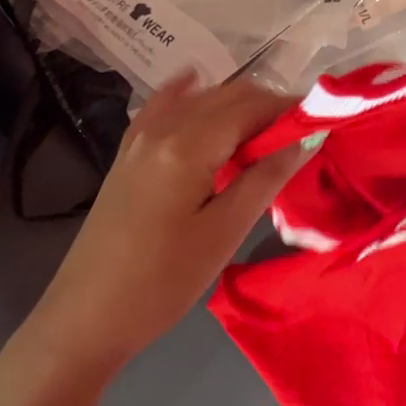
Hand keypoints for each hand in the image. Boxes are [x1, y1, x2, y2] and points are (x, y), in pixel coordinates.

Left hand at [0, 74, 315, 405]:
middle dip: (267, 105)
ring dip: (236, 104)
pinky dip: (190, 94)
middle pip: (227, 95)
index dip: (289, 108)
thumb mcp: (223, 234)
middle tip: (299, 133)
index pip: (251, 106)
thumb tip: (305, 138)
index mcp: (188, 144)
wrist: (85, 319)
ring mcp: (140, 137)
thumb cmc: (162, 282)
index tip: (320, 122)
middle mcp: (163, 127)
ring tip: (265, 132)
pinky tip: (198, 85)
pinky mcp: (127, 153)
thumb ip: (265, 178)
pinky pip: (164, 105)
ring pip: (200, 98)